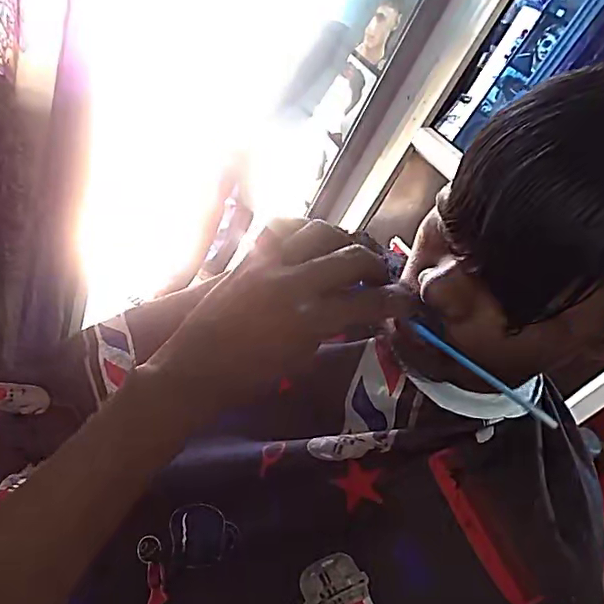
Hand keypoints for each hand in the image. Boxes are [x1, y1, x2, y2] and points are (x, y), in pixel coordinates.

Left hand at [143, 219, 412, 413]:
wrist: (196, 366)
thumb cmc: (249, 376)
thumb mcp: (300, 360)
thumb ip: (329, 331)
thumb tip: (351, 313)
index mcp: (309, 319)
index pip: (368, 302)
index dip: (397, 301)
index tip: (407, 302)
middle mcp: (292, 283)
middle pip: (352, 257)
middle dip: (376, 265)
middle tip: (381, 277)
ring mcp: (268, 263)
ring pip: (320, 230)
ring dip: (344, 239)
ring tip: (349, 251)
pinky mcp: (249, 256)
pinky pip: (283, 227)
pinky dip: (304, 228)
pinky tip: (311, 240)